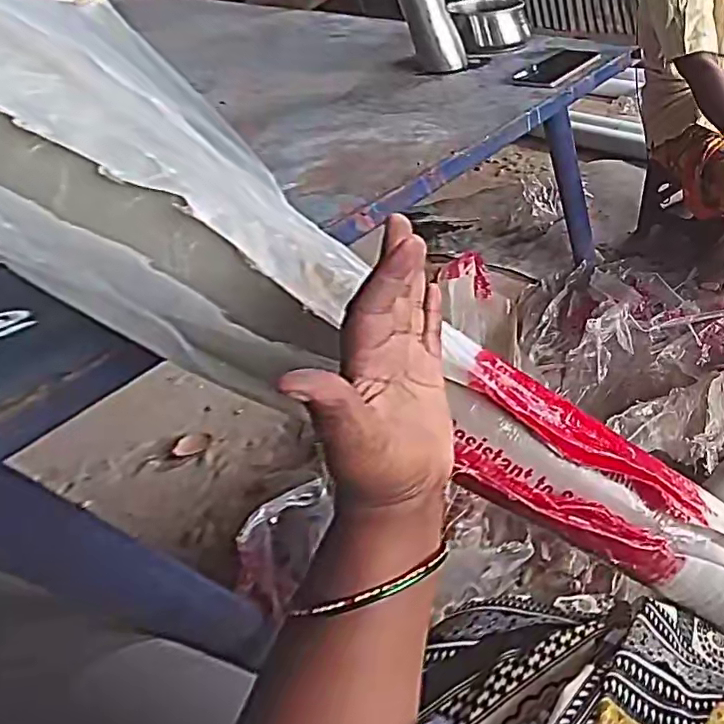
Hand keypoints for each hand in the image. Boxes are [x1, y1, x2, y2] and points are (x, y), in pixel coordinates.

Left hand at [279, 215, 452, 517]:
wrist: (399, 497)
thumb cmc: (373, 474)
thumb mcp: (349, 440)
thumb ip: (328, 405)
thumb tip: (290, 380)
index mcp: (361, 365)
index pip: (374, 309)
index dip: (388, 276)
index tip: (404, 244)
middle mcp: (378, 357)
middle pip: (387, 299)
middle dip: (395, 262)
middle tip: (402, 226)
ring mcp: (402, 365)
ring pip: (407, 310)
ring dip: (411, 277)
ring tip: (416, 243)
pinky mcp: (424, 376)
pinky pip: (427, 332)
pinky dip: (430, 308)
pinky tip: (433, 288)